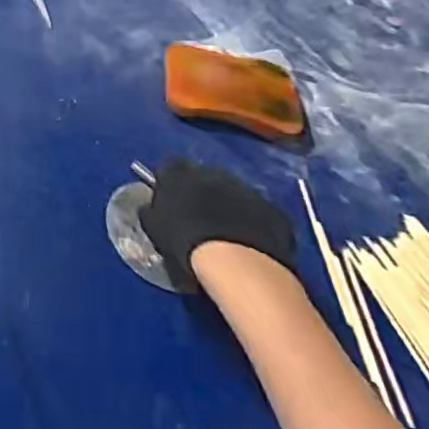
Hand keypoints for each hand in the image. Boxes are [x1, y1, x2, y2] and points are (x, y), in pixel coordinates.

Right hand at [139, 157, 296, 292]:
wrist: (236, 263)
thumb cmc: (182, 241)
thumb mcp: (153, 225)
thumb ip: (152, 209)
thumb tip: (152, 208)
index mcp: (177, 173)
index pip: (170, 165)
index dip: (170, 180)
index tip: (169, 196)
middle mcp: (213, 174)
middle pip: (205, 176)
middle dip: (202, 190)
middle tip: (198, 213)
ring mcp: (248, 191)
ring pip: (235, 193)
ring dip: (230, 205)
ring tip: (226, 230)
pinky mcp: (276, 212)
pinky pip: (262, 213)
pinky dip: (256, 222)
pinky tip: (251, 241)